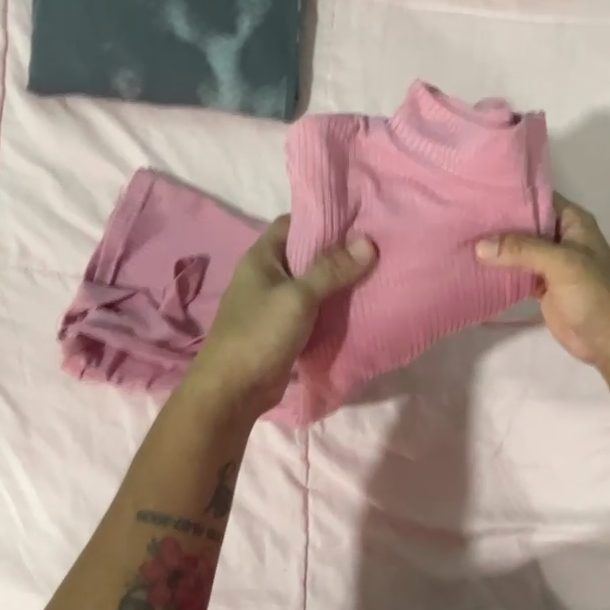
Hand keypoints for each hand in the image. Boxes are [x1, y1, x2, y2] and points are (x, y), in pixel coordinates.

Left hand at [181, 216, 375, 419]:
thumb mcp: (298, 297)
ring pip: (313, 285)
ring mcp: (275, 304)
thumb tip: (369, 243)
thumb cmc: (259, 334)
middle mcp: (267, 275)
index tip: (357, 220)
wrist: (233, 391)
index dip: (322, 219)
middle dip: (338, 252)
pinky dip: (333, 309)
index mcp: (262, 257)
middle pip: (306, 254)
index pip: (292, 223)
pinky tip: (359, 308)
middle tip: (376, 248)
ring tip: (376, 274)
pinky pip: (315, 311)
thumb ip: (332, 270)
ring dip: (339, 283)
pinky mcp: (286, 330)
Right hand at [475, 197, 609, 371]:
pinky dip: (498, 271)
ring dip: (494, 247)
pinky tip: (472, 266)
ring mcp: (550, 263)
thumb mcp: (562, 264)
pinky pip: (515, 272)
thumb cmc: (595, 294)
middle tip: (458, 214)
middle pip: (523, 223)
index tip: (475, 190)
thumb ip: (523, 250)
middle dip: (495, 221)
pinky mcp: (541, 286)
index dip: (509, 193)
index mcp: (572, 221)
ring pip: (517, 249)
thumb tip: (479, 245)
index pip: (537, 197)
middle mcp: (560, 236)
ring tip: (458, 237)